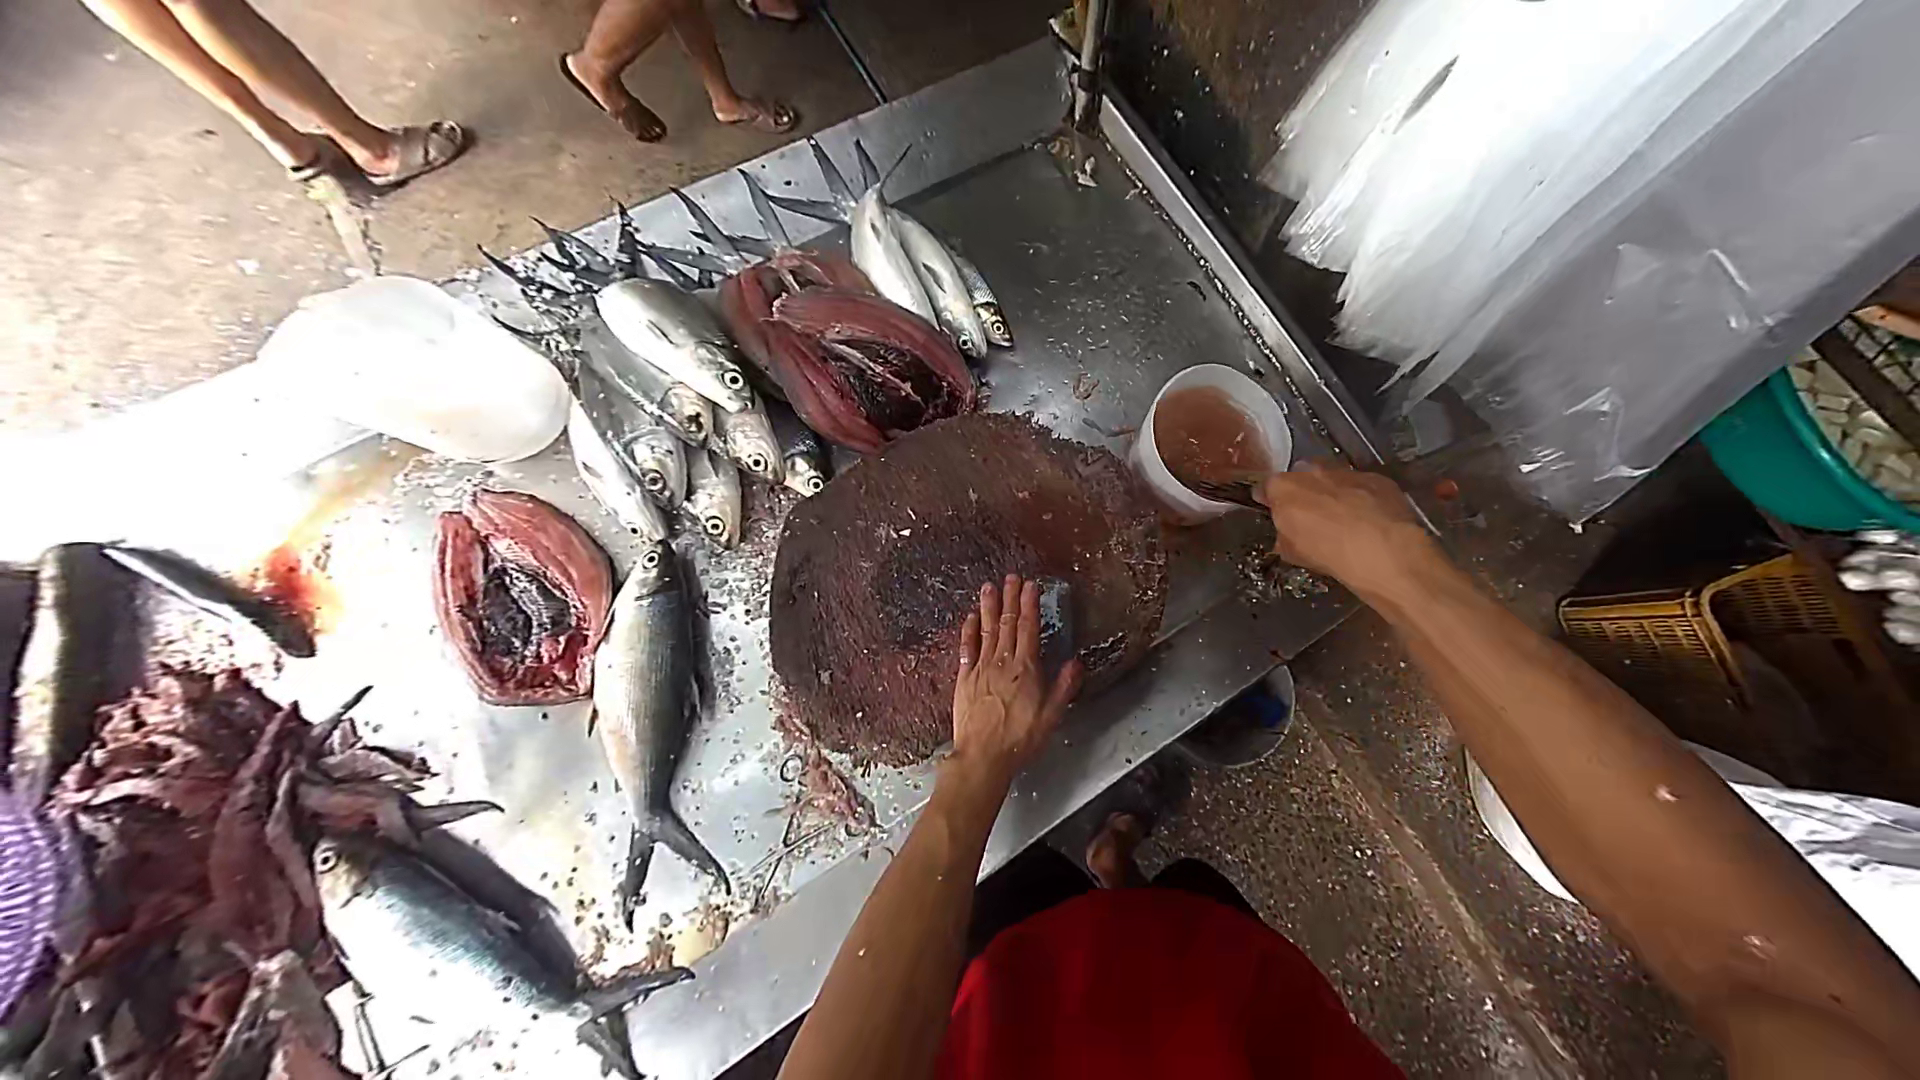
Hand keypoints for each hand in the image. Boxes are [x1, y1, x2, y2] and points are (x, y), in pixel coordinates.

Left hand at [948, 575, 1083, 785]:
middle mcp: (1002, 662)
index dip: (1030, 604)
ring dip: (989, 607)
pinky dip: (969, 630)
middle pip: (1008, 623)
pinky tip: (971, 617)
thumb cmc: (1020, 739)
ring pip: (987, 629)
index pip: (1029, 628)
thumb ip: (1064, 687)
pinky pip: (967, 648)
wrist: (983, 756)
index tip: (1031, 585)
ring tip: (989, 587)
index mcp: (1025, 669)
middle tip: (1011, 577)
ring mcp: (981, 668)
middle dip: (1011, 598)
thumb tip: (1075, 663)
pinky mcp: (965, 678)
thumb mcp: (1052, 716)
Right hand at [1260, 462, 1444, 599]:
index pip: (1267, 486)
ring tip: (1341, 516)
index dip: (1269, 498)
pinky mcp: (1377, 478)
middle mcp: (1312, 472)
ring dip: (1332, 491)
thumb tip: (1286, 531)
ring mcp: (1347, 472)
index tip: (1272, 509)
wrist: (1382, 550)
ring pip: (1332, 477)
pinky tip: (1368, 517)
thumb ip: (1282, 533)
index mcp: (1284, 487)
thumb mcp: (1290, 551)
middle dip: (1302, 489)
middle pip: (1300, 474)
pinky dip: (1361, 496)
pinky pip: (1361, 485)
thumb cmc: (1326, 551)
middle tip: (1308, 512)